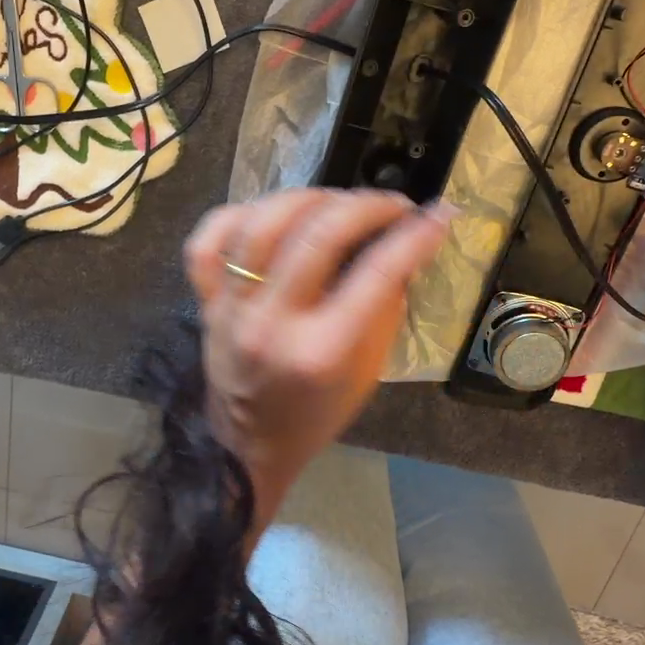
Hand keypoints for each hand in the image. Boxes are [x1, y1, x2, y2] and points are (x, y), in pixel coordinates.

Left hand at [184, 189, 452, 517]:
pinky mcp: (205, 302)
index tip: (438, 215)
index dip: (415, 237)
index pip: (376, 275)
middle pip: (317, 236)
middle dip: (365, 206)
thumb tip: (399, 250)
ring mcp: (231, 310)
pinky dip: (238, 214)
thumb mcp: (366, 373)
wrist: (248, 446)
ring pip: (259, 225)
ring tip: (336, 202)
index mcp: (321, 352)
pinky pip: (208, 241)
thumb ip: (383, 311)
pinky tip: (270, 213)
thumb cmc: (316, 415)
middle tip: (391, 205)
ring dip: (307, 198)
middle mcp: (271, 324)